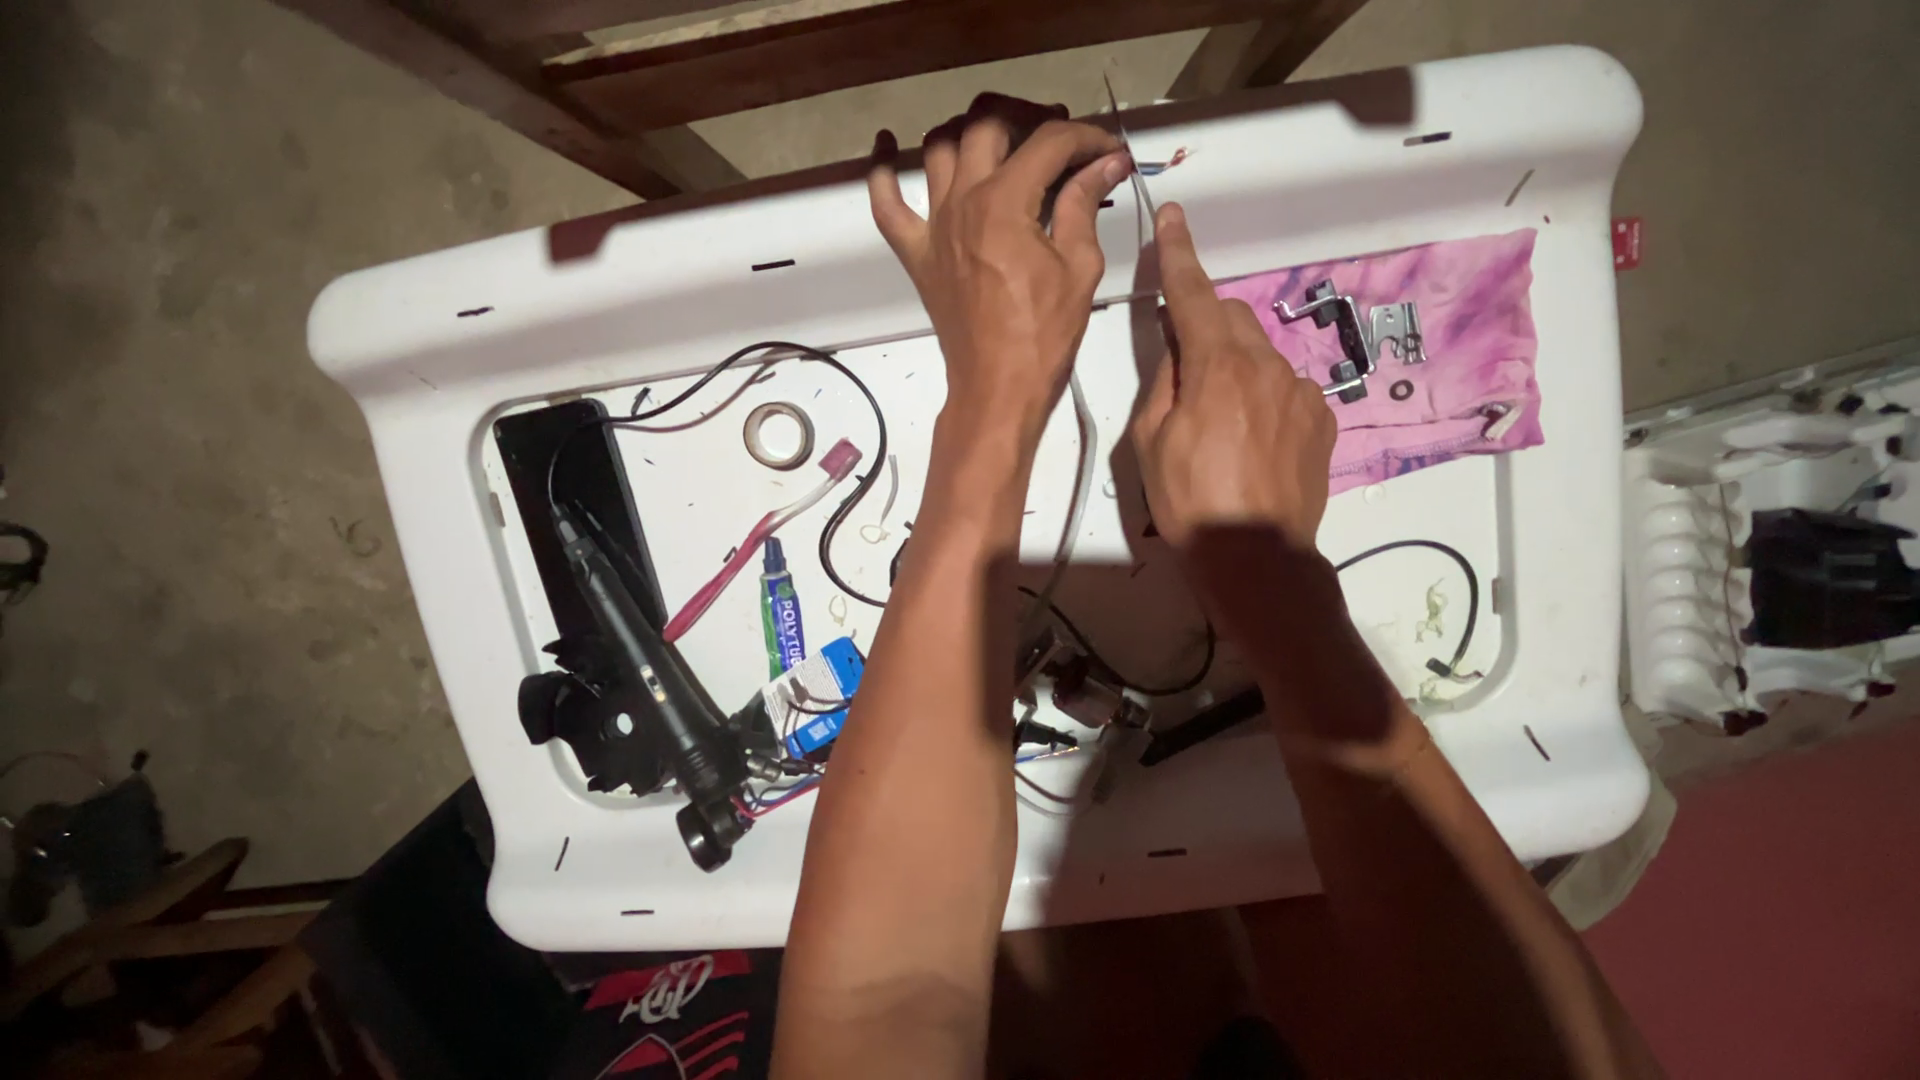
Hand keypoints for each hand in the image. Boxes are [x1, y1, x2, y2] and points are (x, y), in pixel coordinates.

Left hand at [869, 95, 1129, 446]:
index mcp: (1005, 202)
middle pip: (988, 126)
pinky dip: (881, 169)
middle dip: (1028, 120)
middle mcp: (962, 201)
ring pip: (938, 149)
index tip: (1110, 152)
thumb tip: (1105, 162)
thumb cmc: (1044, 335)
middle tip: (1057, 143)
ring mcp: (933, 226)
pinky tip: (885, 143)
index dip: (1087, 137)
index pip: (1049, 143)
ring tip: (1000, 142)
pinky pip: (885, 203)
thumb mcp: (1078, 268)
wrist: (997, 389)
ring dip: (970, 132)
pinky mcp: (915, 253)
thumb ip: (1084, 205)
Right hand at [1131, 202, 1338, 551]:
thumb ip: (1163, 384)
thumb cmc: (1190, 504)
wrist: (1257, 560)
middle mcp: (1265, 366)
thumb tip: (1177, 351)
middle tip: (1183, 363)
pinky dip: (1262, 394)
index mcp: (1216, 369)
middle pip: (1232, 317)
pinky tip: (1251, 439)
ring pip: (1260, 352)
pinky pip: (1285, 386)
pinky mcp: (1322, 419)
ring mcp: (1300, 391)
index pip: (1192, 295)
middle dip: (1204, 322)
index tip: (1173, 217)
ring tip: (1219, 421)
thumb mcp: (1150, 444)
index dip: (1178, 254)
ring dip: (1234, 364)